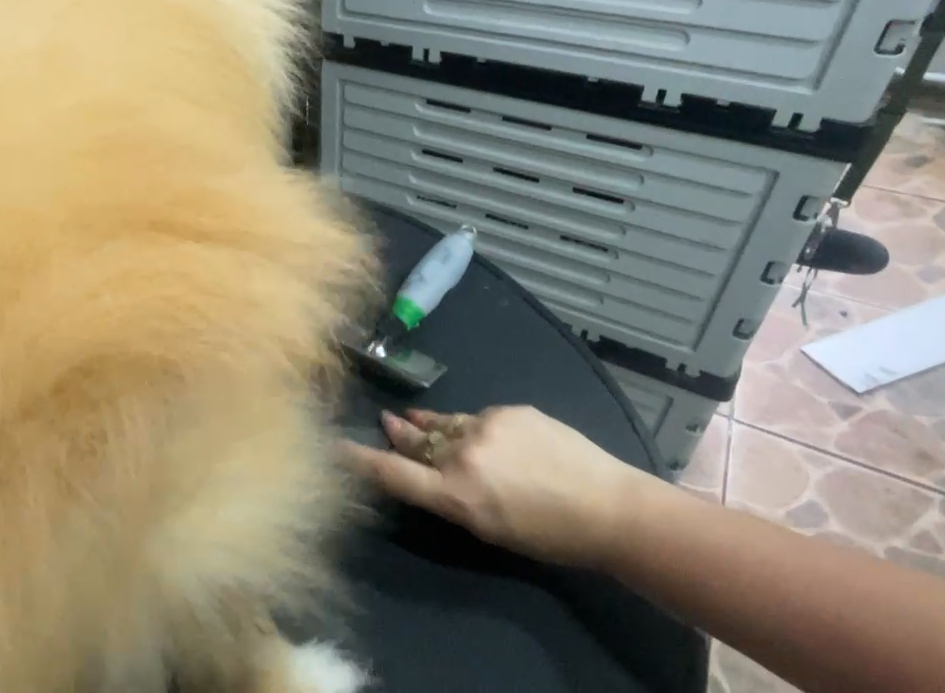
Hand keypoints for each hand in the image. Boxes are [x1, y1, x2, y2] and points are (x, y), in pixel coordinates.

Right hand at [339, 405, 661, 567]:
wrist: (612, 509)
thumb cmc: (549, 534)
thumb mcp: (489, 526)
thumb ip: (450, 494)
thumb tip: (422, 463)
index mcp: (456, 496)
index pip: (393, 473)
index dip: (359, 459)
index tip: (332, 445)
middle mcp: (463, 457)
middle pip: (415, 440)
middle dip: (399, 433)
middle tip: (388, 422)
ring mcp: (486, 428)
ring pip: (446, 425)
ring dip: (436, 428)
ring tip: (424, 422)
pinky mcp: (509, 411)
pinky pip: (480, 417)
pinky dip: (478, 427)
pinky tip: (496, 438)